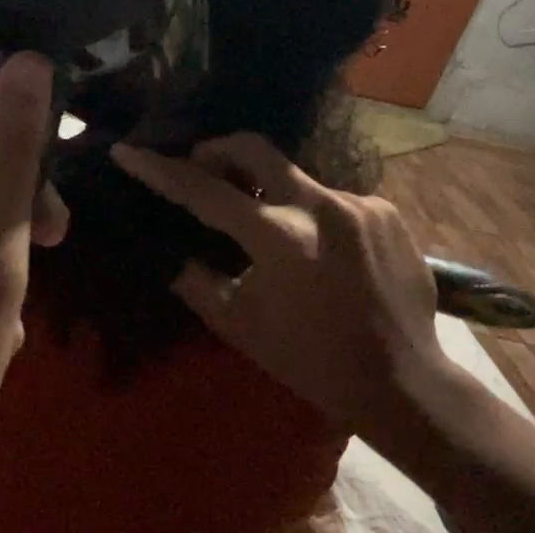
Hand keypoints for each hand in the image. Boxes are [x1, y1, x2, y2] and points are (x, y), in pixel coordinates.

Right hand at [110, 133, 445, 429]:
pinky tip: (315, 248)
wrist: (408, 386)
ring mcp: (359, 204)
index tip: (126, 150)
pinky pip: (329, 197)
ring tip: (263, 224)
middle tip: (200, 169)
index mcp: (280, 237)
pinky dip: (308, 212)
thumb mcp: (239, 324)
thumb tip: (166, 248)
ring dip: (266, 190)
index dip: (159, 169)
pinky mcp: (386, 211)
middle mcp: (320, 206)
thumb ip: (194, 278)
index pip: (203, 190)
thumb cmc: (312, 360)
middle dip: (215, 150)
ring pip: (292, 175)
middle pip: (252, 148)